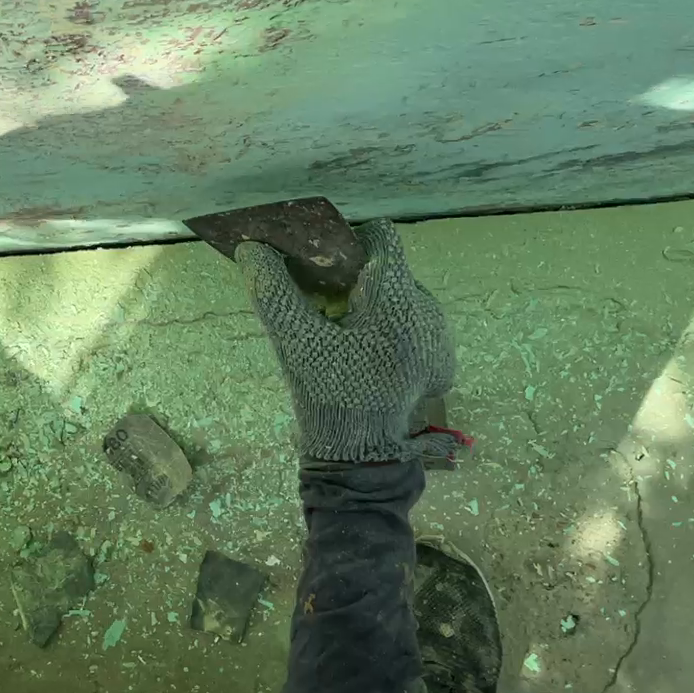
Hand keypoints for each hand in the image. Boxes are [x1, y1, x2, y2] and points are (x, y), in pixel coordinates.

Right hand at [234, 220, 466, 463]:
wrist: (362, 455)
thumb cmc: (327, 396)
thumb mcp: (294, 342)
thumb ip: (273, 291)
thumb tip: (250, 247)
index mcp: (398, 300)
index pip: (380, 237)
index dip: (345, 242)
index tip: (318, 265)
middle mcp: (429, 309)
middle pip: (385, 267)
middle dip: (351, 278)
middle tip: (321, 307)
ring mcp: (440, 334)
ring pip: (397, 293)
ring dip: (367, 302)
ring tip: (342, 334)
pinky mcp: (443, 355)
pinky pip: (410, 320)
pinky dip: (385, 325)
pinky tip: (366, 352)